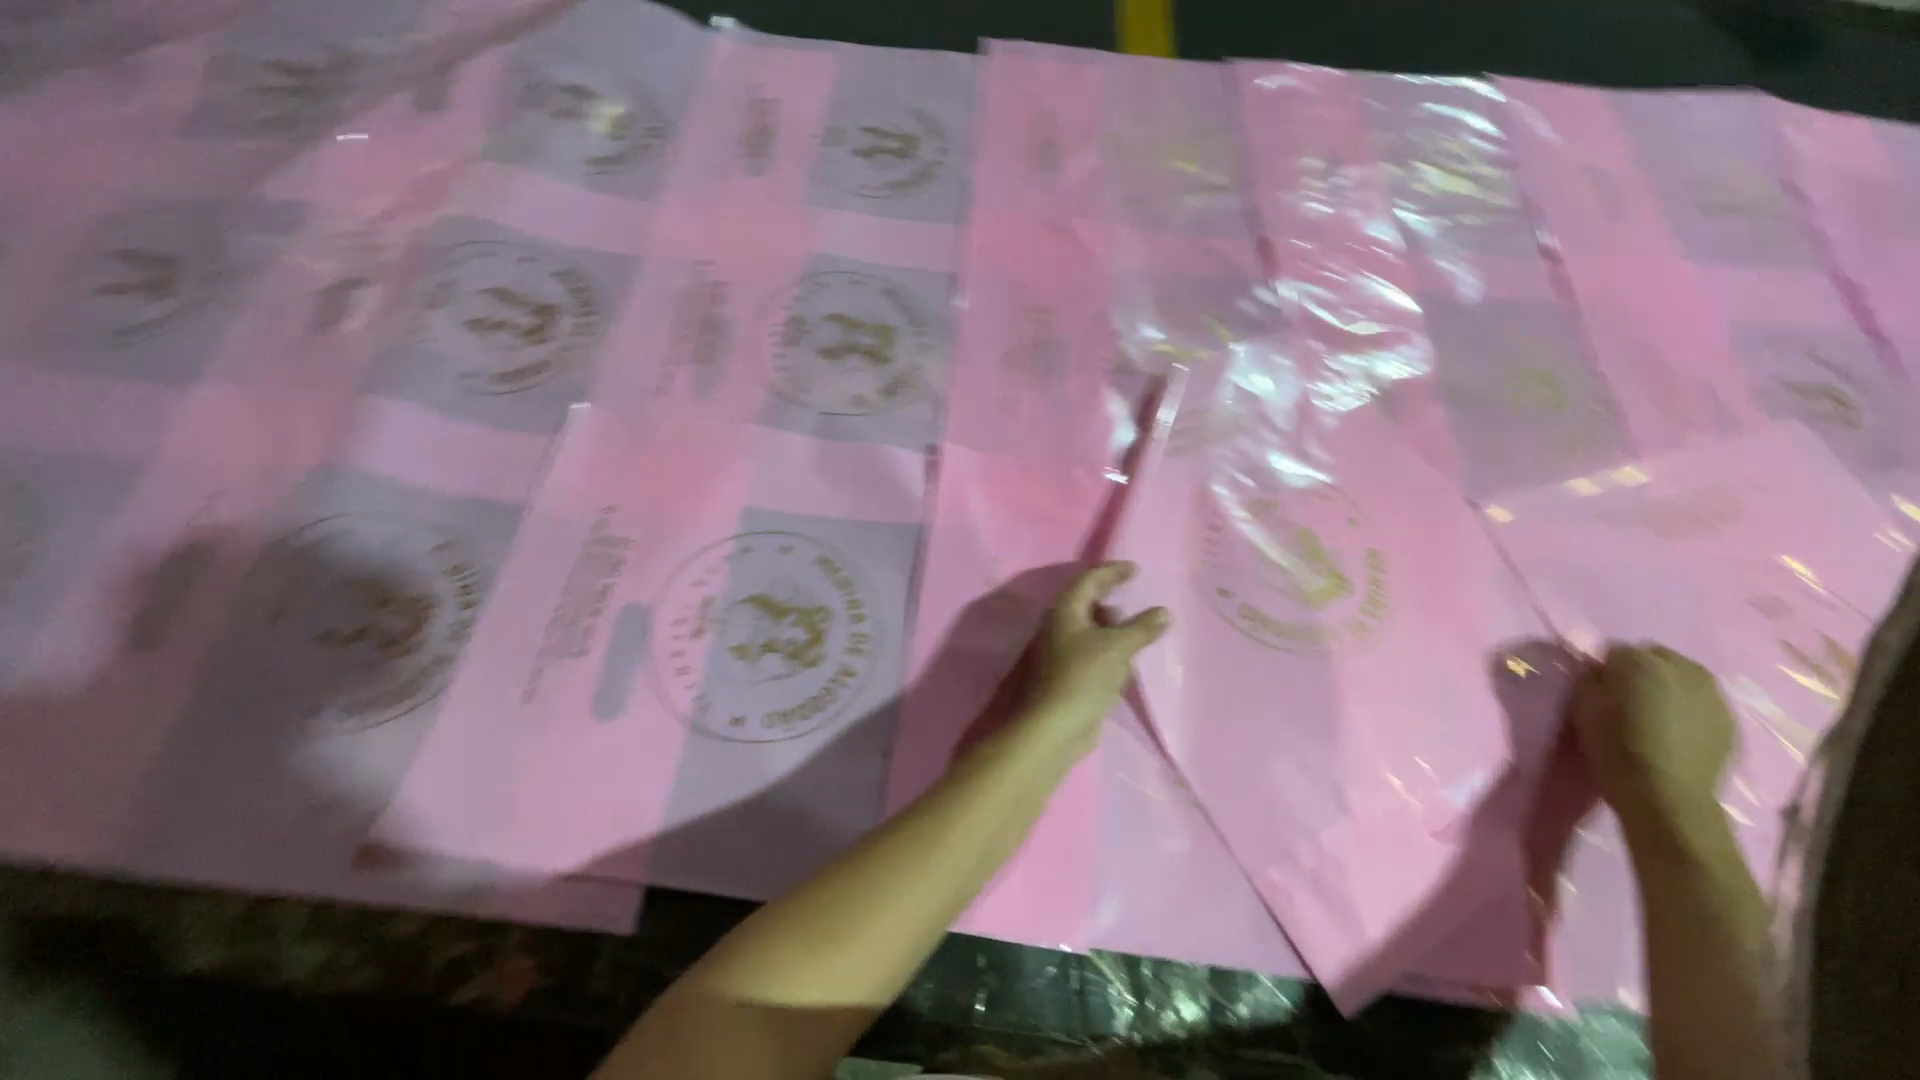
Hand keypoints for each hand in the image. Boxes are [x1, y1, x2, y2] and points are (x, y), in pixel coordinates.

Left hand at [1002, 562, 1169, 762]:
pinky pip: (1094, 655)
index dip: (1111, 572)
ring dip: (1114, 629)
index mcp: (1064, 612)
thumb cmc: (1083, 677)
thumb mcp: (1117, 648)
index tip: (1135, 570)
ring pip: (1091, 632)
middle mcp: (1059, 628)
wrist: (1054, 728)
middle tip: (1138, 601)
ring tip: (1140, 632)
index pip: (1088, 580)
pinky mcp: (1069, 678)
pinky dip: (1111, 653)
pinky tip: (1128, 663)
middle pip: (1087, 604)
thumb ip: (1141, 628)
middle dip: (1112, 601)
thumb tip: (1163, 612)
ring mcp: (1062, 654)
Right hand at [1572, 643, 1738, 850]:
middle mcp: (1682, 668)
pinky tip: (1678, 730)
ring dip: (1669, 687)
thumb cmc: (1614, 747)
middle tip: (1628, 698)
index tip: (1599, 689)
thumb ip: (1590, 680)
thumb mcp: (1582, 708)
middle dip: (1641, 671)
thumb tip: (1598, 671)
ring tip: (1656, 714)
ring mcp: (1712, 693)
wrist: (1666, 794)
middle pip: (1655, 656)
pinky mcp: (1730, 718)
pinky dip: (1690, 708)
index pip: (1615, 650)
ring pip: (1684, 676)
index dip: (1605, 669)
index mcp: (1640, 661)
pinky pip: (1703, 701)